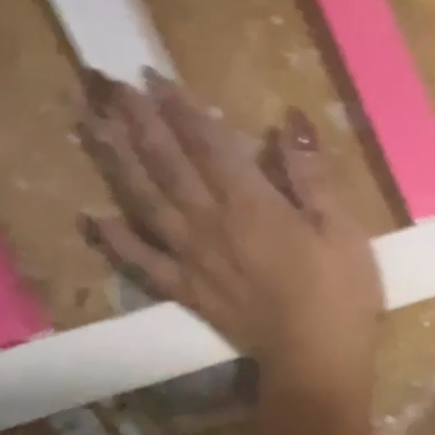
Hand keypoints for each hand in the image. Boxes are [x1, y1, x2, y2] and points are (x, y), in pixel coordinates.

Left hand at [78, 70, 382, 393]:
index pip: (209, 145)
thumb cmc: (342, 292)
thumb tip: (291, 122)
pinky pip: (139, 258)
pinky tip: (90, 215)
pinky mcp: (186, 288)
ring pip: (144, 200)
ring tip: (91, 126)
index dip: (183, 109)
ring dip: (117, 161)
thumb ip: (311, 177)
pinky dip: (112, 236)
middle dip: (140, 122)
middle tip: (110, 85)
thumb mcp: (344, 230)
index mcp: (252, 204)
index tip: (156, 76)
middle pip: (167, 164)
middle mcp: (210, 222)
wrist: (316, 358)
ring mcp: (191, 256)